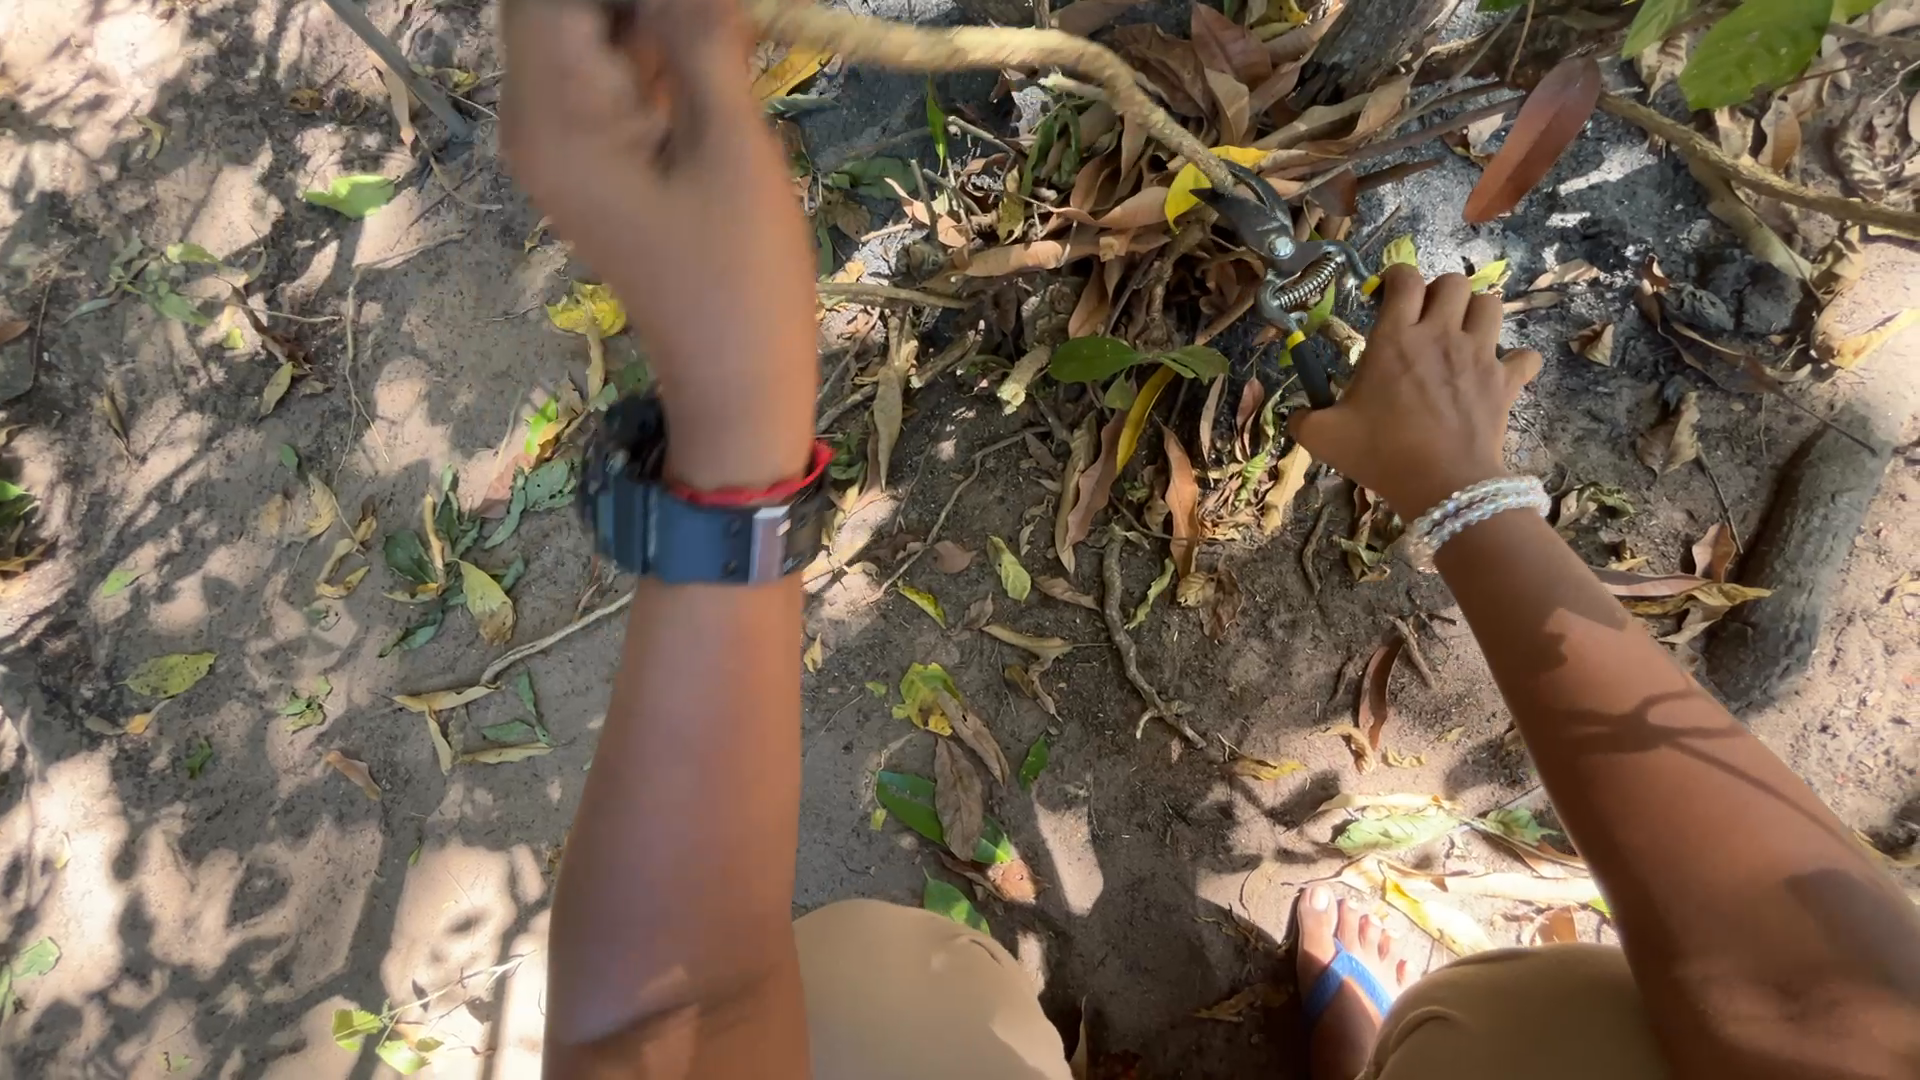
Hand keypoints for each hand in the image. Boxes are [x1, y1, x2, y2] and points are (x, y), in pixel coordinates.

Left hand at [501, 0, 816, 488]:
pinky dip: (664, 55)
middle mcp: (538, 122)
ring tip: (730, 28)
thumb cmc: (743, 280)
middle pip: (567, 4)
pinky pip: (620, 82)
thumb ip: (702, 36)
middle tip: (727, 15)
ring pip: (597, 35)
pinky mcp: (604, 168)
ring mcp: (569, 148)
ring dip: (661, 17)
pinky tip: (719, 50)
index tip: (712, 0)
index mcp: (554, 116)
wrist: (739, 380)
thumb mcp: (730, 149)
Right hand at [1289, 265, 1541, 517]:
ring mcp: (1480, 355)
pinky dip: (1512, 360)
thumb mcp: (1321, 436)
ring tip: (1458, 336)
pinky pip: (1523, 355)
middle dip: (1437, 292)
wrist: (1440, 483)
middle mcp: (1440, 335)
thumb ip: (1302, 418)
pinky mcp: (1506, 380)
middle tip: (1422, 318)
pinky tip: (1493, 373)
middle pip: (1453, 283)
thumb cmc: (1378, 452)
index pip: (1405, 279)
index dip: (1395, 276)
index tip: (1385, 293)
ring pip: (1491, 303)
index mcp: (1394, 339)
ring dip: (1474, 313)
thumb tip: (1297, 415)